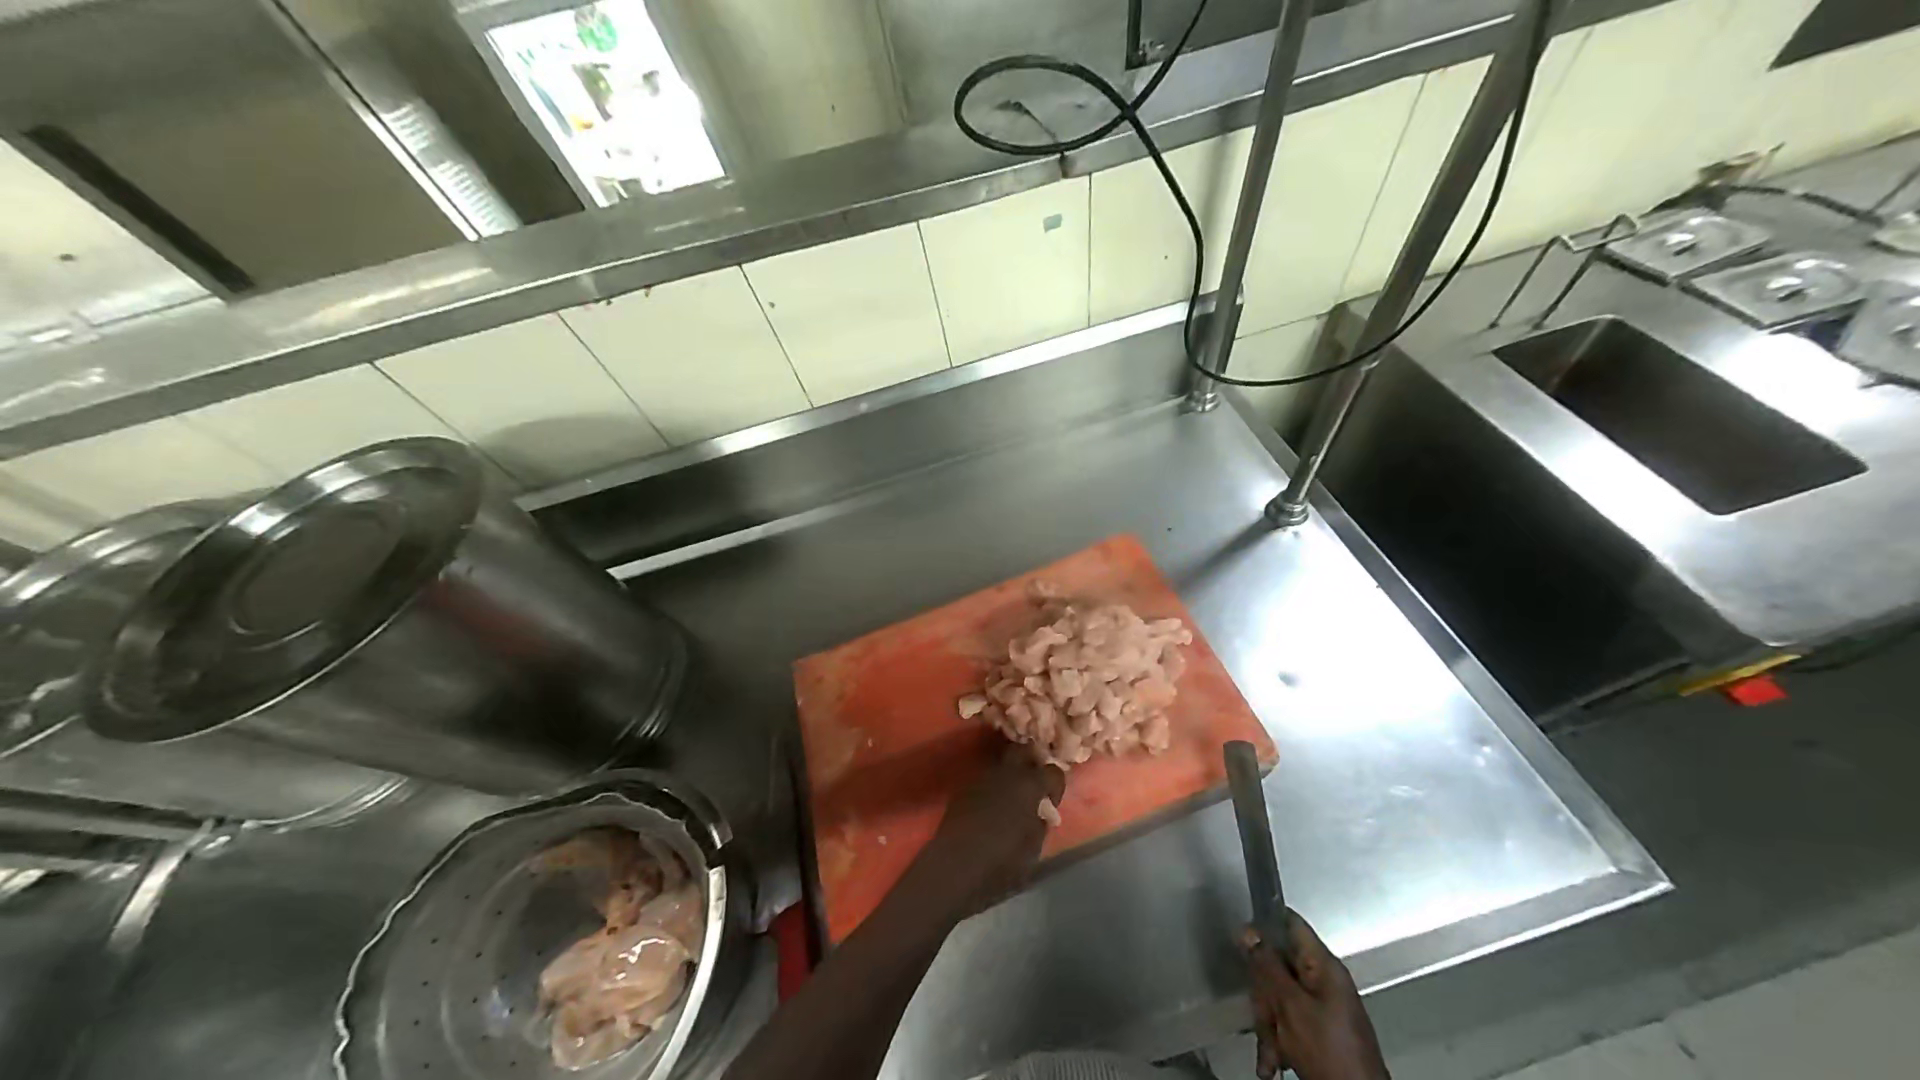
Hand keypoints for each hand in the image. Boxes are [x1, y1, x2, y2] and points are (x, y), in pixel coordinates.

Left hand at [912, 747, 1065, 917]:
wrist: (955, 866)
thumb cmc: (1001, 862)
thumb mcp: (1033, 848)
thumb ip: (1040, 823)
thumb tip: (1040, 812)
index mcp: (1029, 785)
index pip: (1053, 771)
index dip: (1056, 786)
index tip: (1051, 803)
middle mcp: (1006, 773)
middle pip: (1024, 750)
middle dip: (1032, 762)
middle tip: (1034, 785)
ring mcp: (982, 777)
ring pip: (1002, 762)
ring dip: (1011, 773)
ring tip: (1012, 796)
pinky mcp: (964, 787)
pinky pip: (985, 778)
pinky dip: (993, 786)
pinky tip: (991, 806)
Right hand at [1241, 913, 1390, 1079]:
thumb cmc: (1327, 1050)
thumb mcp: (1290, 1005)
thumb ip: (1267, 966)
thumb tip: (1247, 931)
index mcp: (1324, 967)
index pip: (1291, 924)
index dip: (1265, 924)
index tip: (1241, 939)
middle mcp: (1324, 981)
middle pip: (1279, 965)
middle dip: (1265, 995)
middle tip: (1264, 1015)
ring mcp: (1323, 1007)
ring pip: (1279, 997)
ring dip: (1268, 1025)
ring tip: (1271, 1051)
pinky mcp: (1320, 1031)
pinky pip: (1288, 1022)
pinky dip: (1278, 1041)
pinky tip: (1273, 1062)